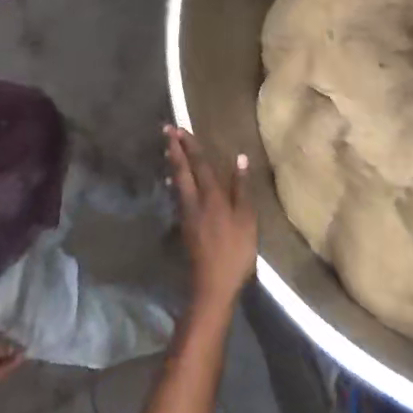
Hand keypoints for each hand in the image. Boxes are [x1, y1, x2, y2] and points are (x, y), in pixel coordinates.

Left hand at [164, 126, 257, 307]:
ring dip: (173, 163)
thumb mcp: (247, 219)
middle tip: (166, 130)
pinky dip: (175, 182)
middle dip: (174, 149)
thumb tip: (240, 158)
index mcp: (212, 196)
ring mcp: (186, 214)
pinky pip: (177, 195)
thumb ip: (241, 188)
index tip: (179, 128)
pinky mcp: (184, 226)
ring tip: (168, 149)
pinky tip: (173, 182)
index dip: (190, 145)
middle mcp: (194, 200)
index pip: (199, 164)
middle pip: (181, 169)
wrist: (213, 284)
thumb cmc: (235, 251)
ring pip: (177, 182)